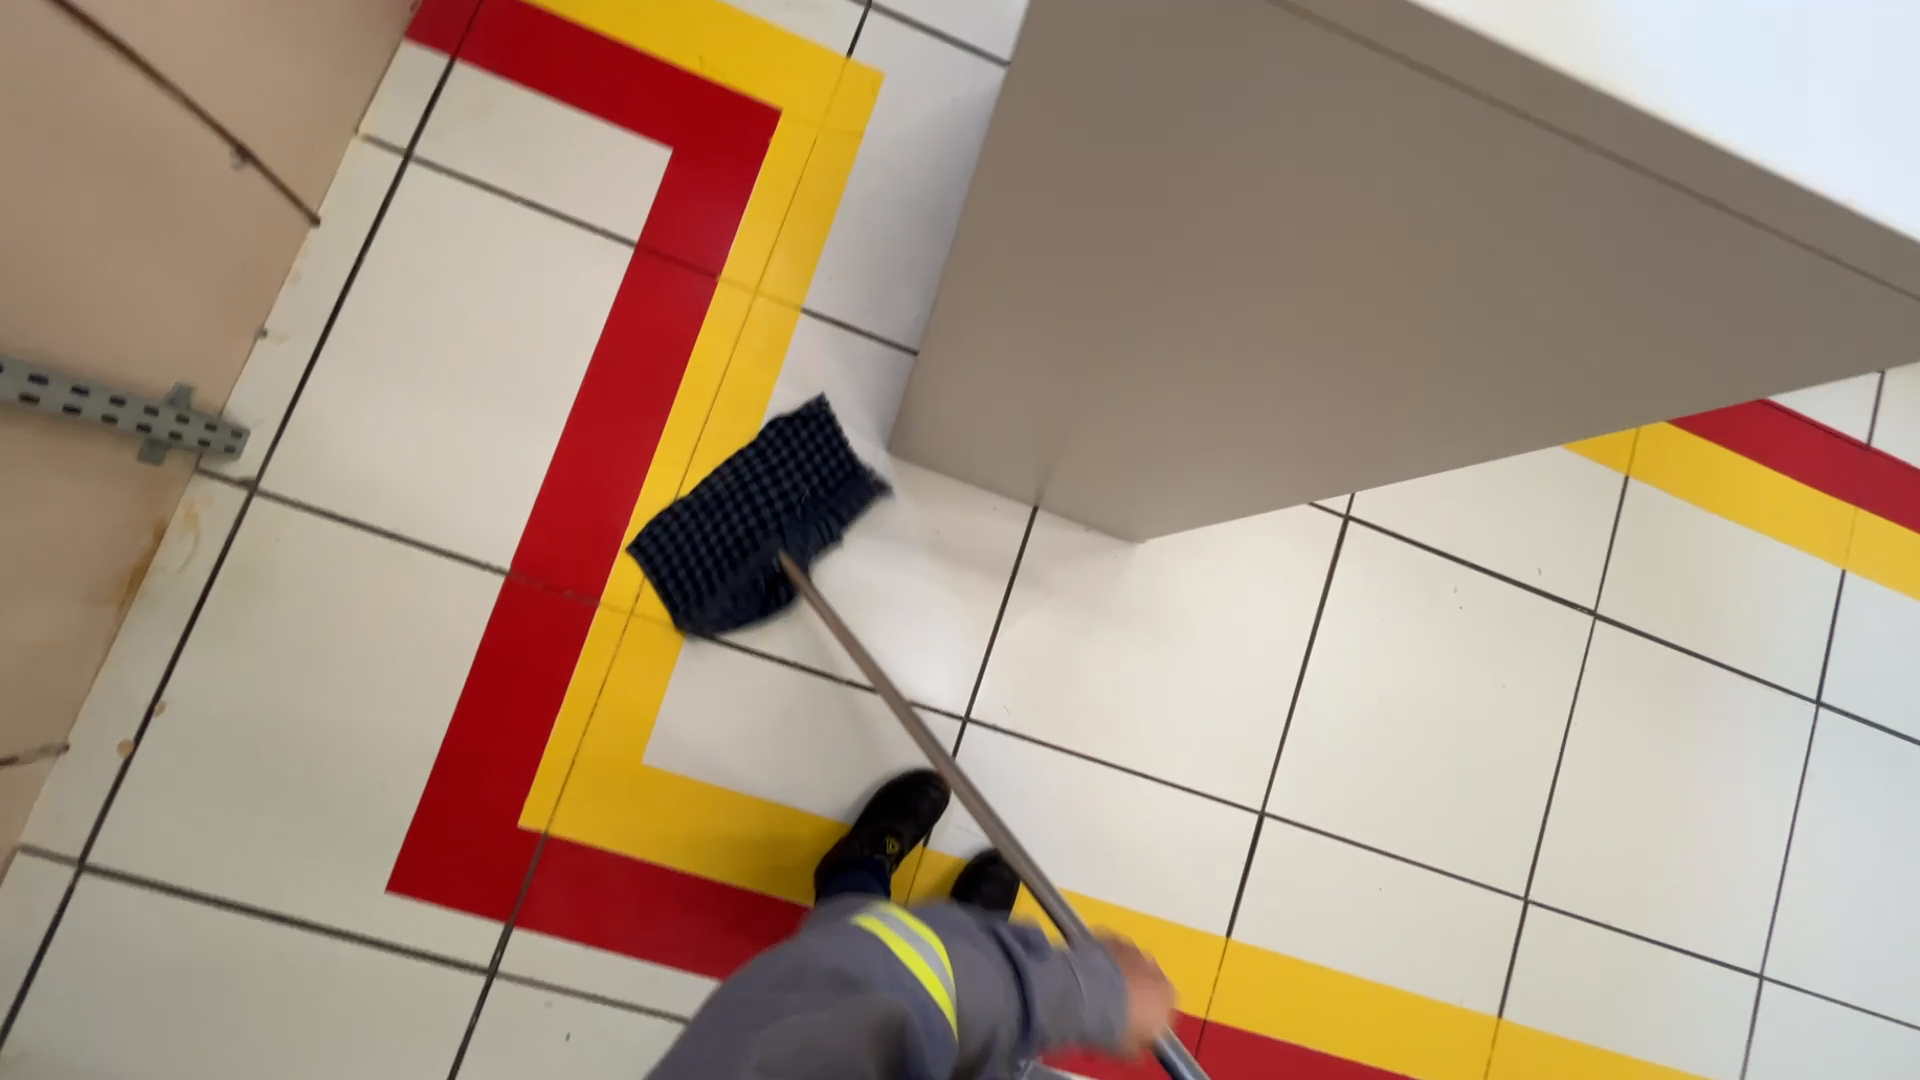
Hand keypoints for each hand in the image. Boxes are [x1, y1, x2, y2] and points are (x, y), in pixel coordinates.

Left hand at [1101, 935, 1176, 1055]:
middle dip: (1136, 990)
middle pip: (1149, 979)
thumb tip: (1136, 1043)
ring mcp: (1132, 948)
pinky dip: (1104, 956)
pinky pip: (1111, 948)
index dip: (1150, 1016)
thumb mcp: (1132, 1050)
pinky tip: (1090, 970)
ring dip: (1120, 971)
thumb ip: (1141, 1043)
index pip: (1166, 1006)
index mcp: (1167, 995)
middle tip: (1116, 1007)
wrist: (1085, 995)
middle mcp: (1154, 968)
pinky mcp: (1110, 936)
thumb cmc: (1113, 1026)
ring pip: (1130, 961)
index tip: (1136, 1025)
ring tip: (1100, 988)